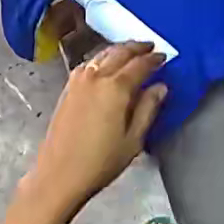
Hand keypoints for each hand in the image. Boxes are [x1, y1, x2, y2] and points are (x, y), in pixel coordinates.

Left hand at [31, 41, 167, 206]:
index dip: (154, 59)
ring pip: (101, 55)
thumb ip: (148, 108)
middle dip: (137, 48)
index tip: (165, 56)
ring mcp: (78, 82)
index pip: (140, 64)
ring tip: (131, 52)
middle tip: (150, 47)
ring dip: (119, 50)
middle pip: (119, 53)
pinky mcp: (67, 90)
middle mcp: (96, 78)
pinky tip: (105, 65)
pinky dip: (101, 58)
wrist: (58, 176)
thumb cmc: (101, 161)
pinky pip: (88, 64)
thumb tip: (160, 87)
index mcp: (116, 88)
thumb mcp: (134, 139)